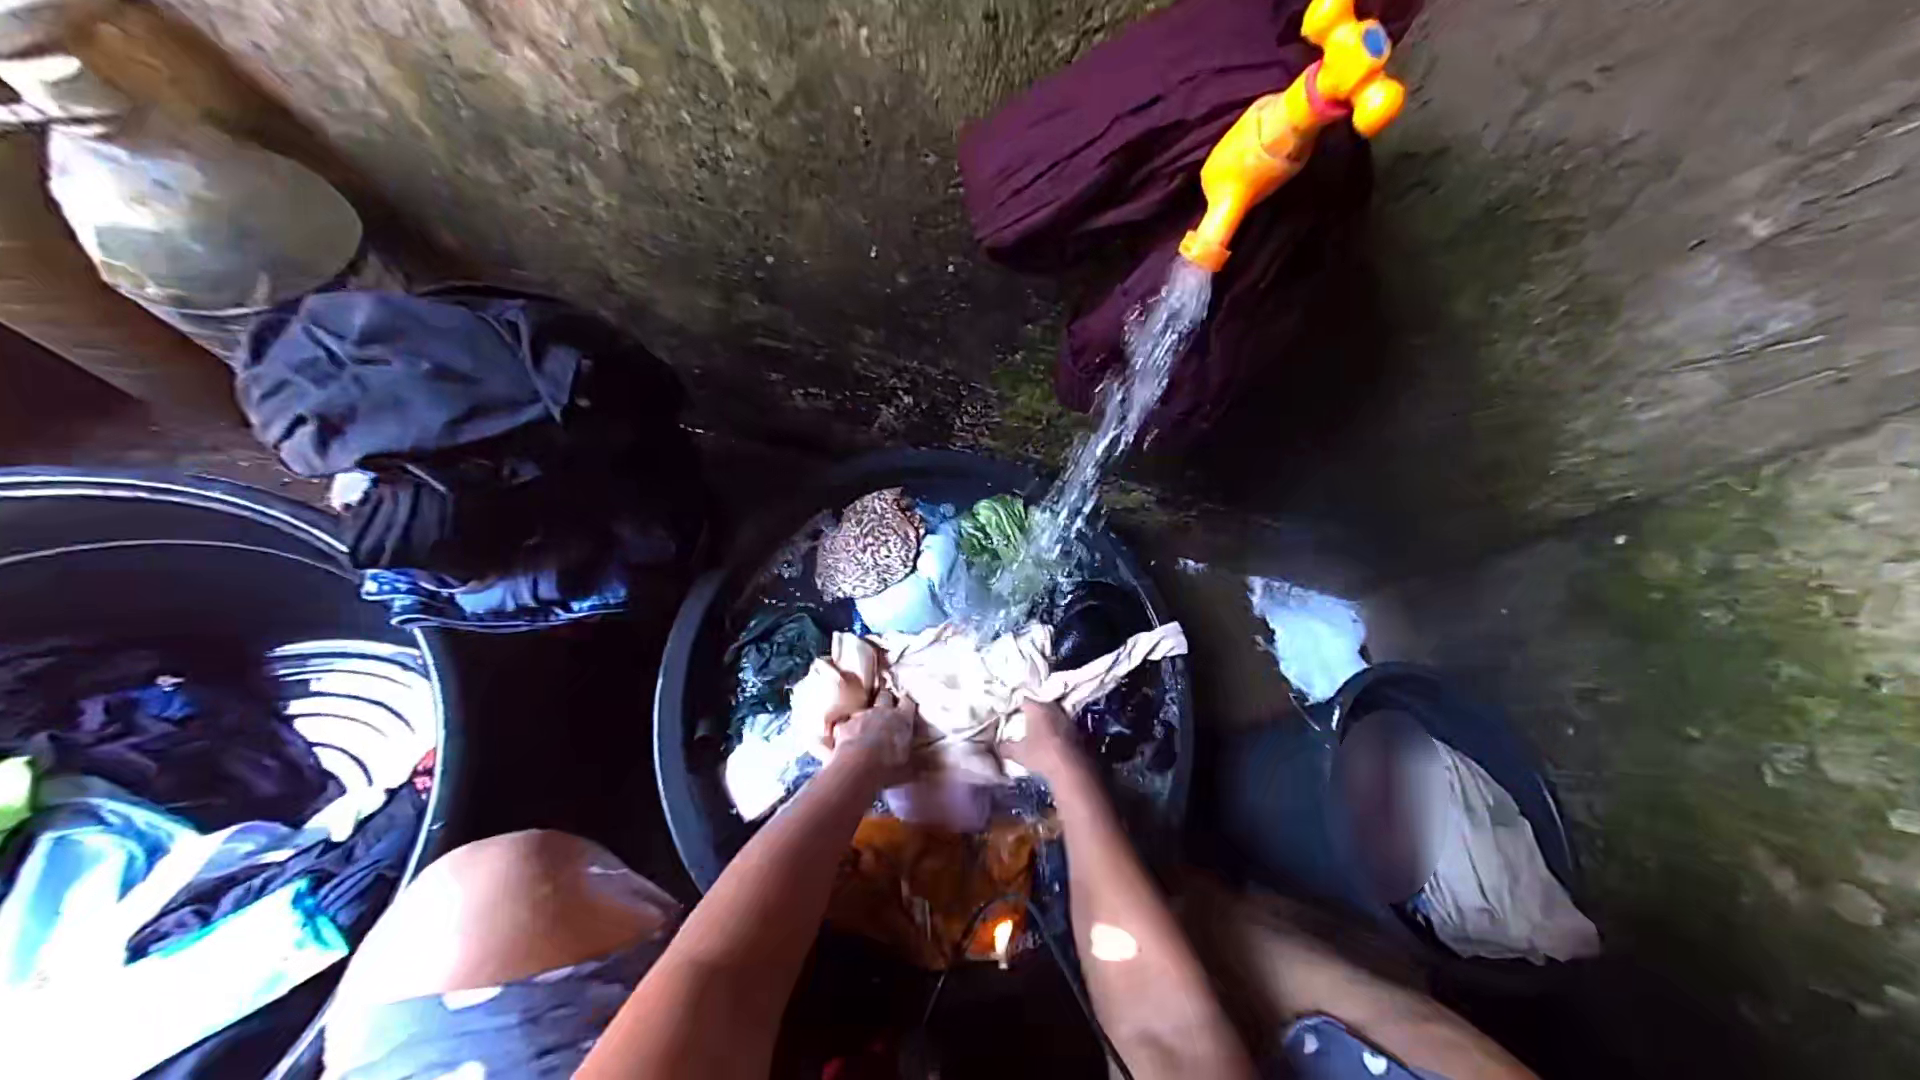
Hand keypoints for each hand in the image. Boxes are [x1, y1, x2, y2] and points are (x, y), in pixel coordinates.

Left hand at [827, 690, 918, 788]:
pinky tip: (849, 739)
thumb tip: (931, 767)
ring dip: (867, 716)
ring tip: (867, 728)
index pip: (907, 702)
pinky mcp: (846, 725)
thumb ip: (918, 763)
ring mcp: (862, 716)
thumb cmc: (887, 766)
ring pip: (865, 708)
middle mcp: (882, 712)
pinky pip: (848, 723)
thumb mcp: (908, 768)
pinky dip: (849, 729)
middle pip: (885, 696)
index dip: (906, 703)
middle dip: (886, 699)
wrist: (857, 766)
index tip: (907, 706)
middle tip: (887, 708)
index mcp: (902, 719)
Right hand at [1001, 699, 1084, 781]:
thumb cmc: (1042, 755)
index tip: (1013, 711)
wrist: (1074, 768)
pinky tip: (1057, 742)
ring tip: (1042, 732)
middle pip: (1042, 705)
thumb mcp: (1019, 753)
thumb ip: (1007, 747)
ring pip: (1056, 715)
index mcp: (1037, 708)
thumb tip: (998, 746)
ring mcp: (1069, 719)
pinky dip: (1061, 732)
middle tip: (1026, 720)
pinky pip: (1066, 727)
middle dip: (1035, 712)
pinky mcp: (1081, 731)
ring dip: (1050, 722)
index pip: (1025, 699)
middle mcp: (1054, 708)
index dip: (1018, 704)